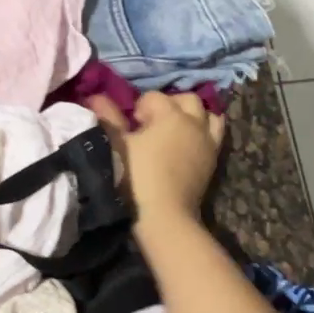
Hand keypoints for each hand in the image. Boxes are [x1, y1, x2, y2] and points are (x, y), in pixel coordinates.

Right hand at [90, 91, 225, 225]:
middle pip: (187, 99)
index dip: (139, 107)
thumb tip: (97, 97)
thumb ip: (109, 118)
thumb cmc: (136, 177)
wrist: (165, 215)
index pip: (154, 96)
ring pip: (209, 115)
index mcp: (170, 114)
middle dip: (170, 105)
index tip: (131, 125)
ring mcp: (208, 141)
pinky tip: (189, 145)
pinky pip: (216, 135)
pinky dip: (205, 132)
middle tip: (153, 124)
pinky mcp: (214, 160)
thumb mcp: (116, 146)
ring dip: (194, 116)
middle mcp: (195, 122)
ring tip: (177, 130)